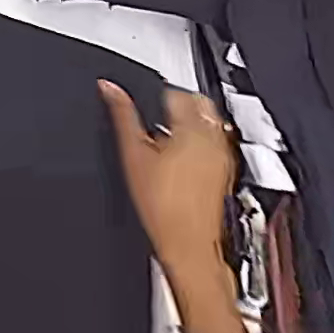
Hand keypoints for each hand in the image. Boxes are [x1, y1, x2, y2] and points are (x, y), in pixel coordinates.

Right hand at [101, 81, 235, 277]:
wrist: (187, 244)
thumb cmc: (161, 205)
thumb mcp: (132, 153)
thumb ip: (122, 114)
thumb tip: (108, 88)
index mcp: (193, 130)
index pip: (178, 92)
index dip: (156, 92)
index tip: (142, 100)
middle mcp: (215, 141)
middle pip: (200, 103)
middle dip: (177, 103)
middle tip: (154, 113)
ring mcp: (223, 158)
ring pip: (209, 123)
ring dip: (188, 121)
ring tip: (164, 134)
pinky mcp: (225, 173)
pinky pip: (214, 143)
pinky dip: (197, 141)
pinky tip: (177, 156)